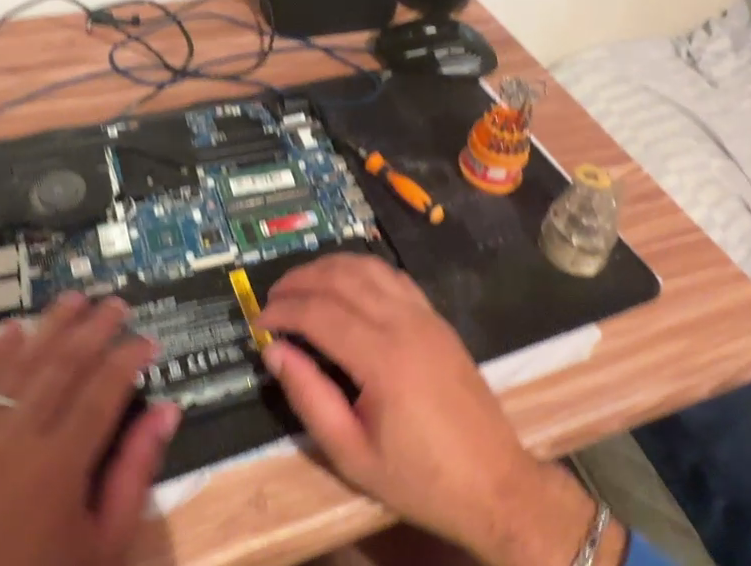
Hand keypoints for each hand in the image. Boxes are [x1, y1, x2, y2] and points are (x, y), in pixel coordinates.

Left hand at [0, 292, 182, 565]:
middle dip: (94, 330)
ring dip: (49, 327)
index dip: (129, 359)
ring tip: (74, 299)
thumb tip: (166, 414)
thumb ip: (135, 472)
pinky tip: (11, 330)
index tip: (148, 341)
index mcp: (61, 465)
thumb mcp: (104, 542)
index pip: (104, 391)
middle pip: (62, 366)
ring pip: (19, 365)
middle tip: (117, 305)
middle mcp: (19, 440)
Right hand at [255, 255, 608, 565]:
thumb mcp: (351, 453)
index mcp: (382, 358)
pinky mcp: (438, 320)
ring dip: (329, 268)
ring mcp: (426, 316)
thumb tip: (274, 352)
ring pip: (369, 268)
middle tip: (272, 298)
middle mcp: (404, 323)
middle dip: (300, 281)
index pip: (319, 312)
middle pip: (342, 278)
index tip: (257, 322)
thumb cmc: (419, 477)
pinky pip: (394, 278)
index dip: (282, 311)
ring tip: (301, 285)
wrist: (494, 483)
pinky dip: (362, 271)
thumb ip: (309, 397)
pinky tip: (345, 286)